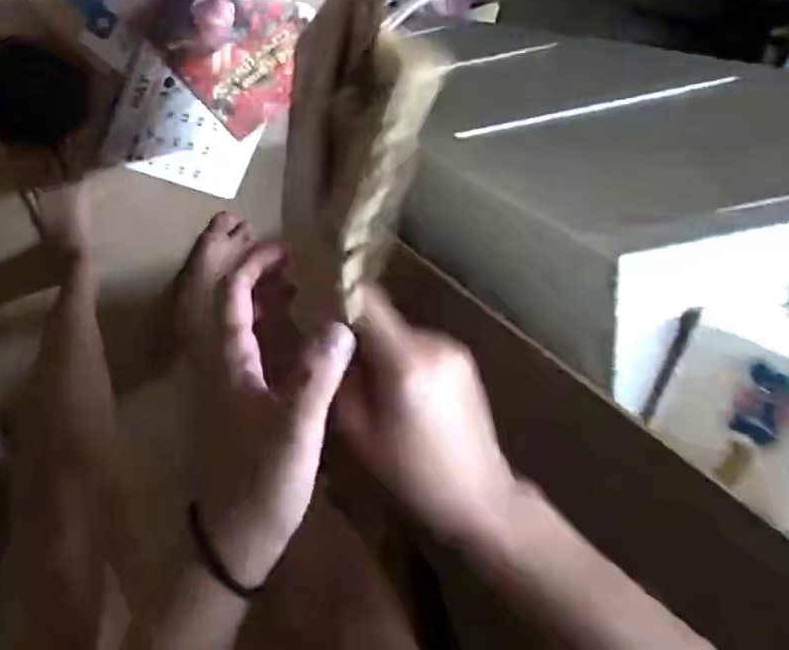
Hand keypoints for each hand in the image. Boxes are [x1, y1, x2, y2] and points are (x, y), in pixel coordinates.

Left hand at [191, 242, 356, 585]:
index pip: (228, 293)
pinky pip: (240, 336)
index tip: (282, 246)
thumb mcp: (296, 430)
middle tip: (240, 225)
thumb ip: (316, 377)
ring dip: (240, 281)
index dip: (250, 263)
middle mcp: (217, 357)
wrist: (234, 531)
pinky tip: (281, 317)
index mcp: (226, 357)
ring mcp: (223, 373)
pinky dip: (255, 313)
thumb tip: (340, 323)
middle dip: (223, 256)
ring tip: (270, 262)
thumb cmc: (263, 480)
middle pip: (212, 292)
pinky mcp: (236, 391)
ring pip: (225, 313)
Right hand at [333, 291, 523, 546]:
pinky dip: (393, 351)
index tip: (304, 284)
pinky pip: (411, 341)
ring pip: (392, 327)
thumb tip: (321, 336)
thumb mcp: (355, 427)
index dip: (332, 287)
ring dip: (372, 339)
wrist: (484, 504)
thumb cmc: (410, 472)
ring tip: (357, 370)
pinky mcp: (460, 359)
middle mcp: (432, 343)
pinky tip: (389, 383)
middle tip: (323, 341)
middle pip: (376, 312)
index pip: (363, 299)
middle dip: (349, 322)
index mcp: (405, 360)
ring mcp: (451, 349)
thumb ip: (335, 373)